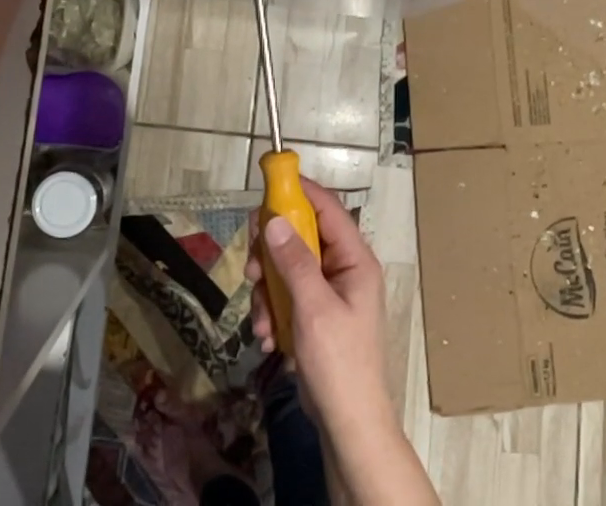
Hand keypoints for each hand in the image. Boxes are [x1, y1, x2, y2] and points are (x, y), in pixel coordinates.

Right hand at [246, 178, 394, 438]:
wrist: (348, 423)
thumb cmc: (339, 361)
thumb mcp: (314, 307)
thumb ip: (294, 262)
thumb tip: (272, 221)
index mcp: (355, 261)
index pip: (328, 210)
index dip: (300, 192)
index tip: (268, 182)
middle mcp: (344, 271)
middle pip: (301, 238)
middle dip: (271, 254)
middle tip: (251, 267)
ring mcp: (329, 295)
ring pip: (287, 270)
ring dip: (267, 292)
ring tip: (262, 321)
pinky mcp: (315, 316)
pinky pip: (286, 298)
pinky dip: (273, 313)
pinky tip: (269, 339)